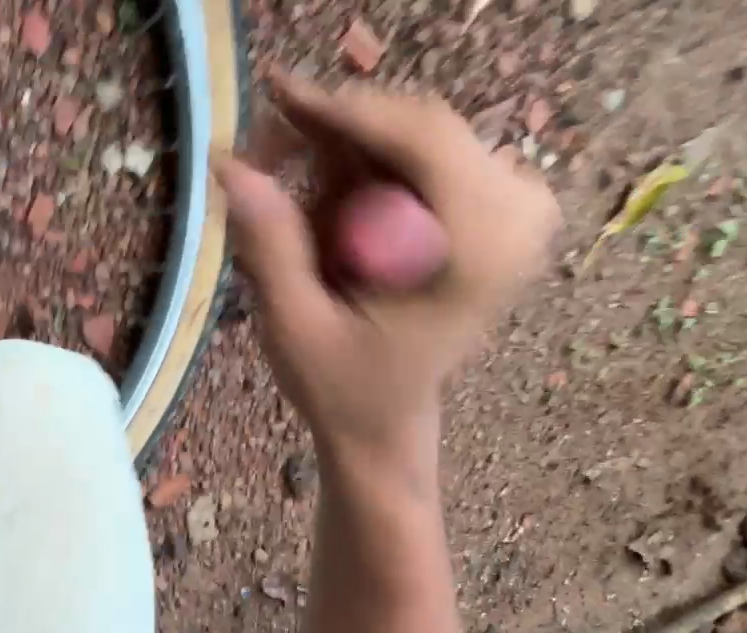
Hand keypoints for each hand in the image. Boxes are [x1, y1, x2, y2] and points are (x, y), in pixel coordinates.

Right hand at [216, 77, 560, 462]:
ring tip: (285, 207)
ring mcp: (511, 208)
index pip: (422, 138)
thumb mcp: (294, 324)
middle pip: (418, 130)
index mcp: (480, 250)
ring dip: (340, 158)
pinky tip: (322, 215)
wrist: (384, 423)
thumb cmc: (340, 387)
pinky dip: (361, 175)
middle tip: (257, 159)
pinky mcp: (492, 209)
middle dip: (332, 135)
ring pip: (412, 141)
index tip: (275, 96)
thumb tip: (230, 167)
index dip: (345, 109)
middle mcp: (515, 215)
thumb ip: (269, 246)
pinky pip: (417, 162)